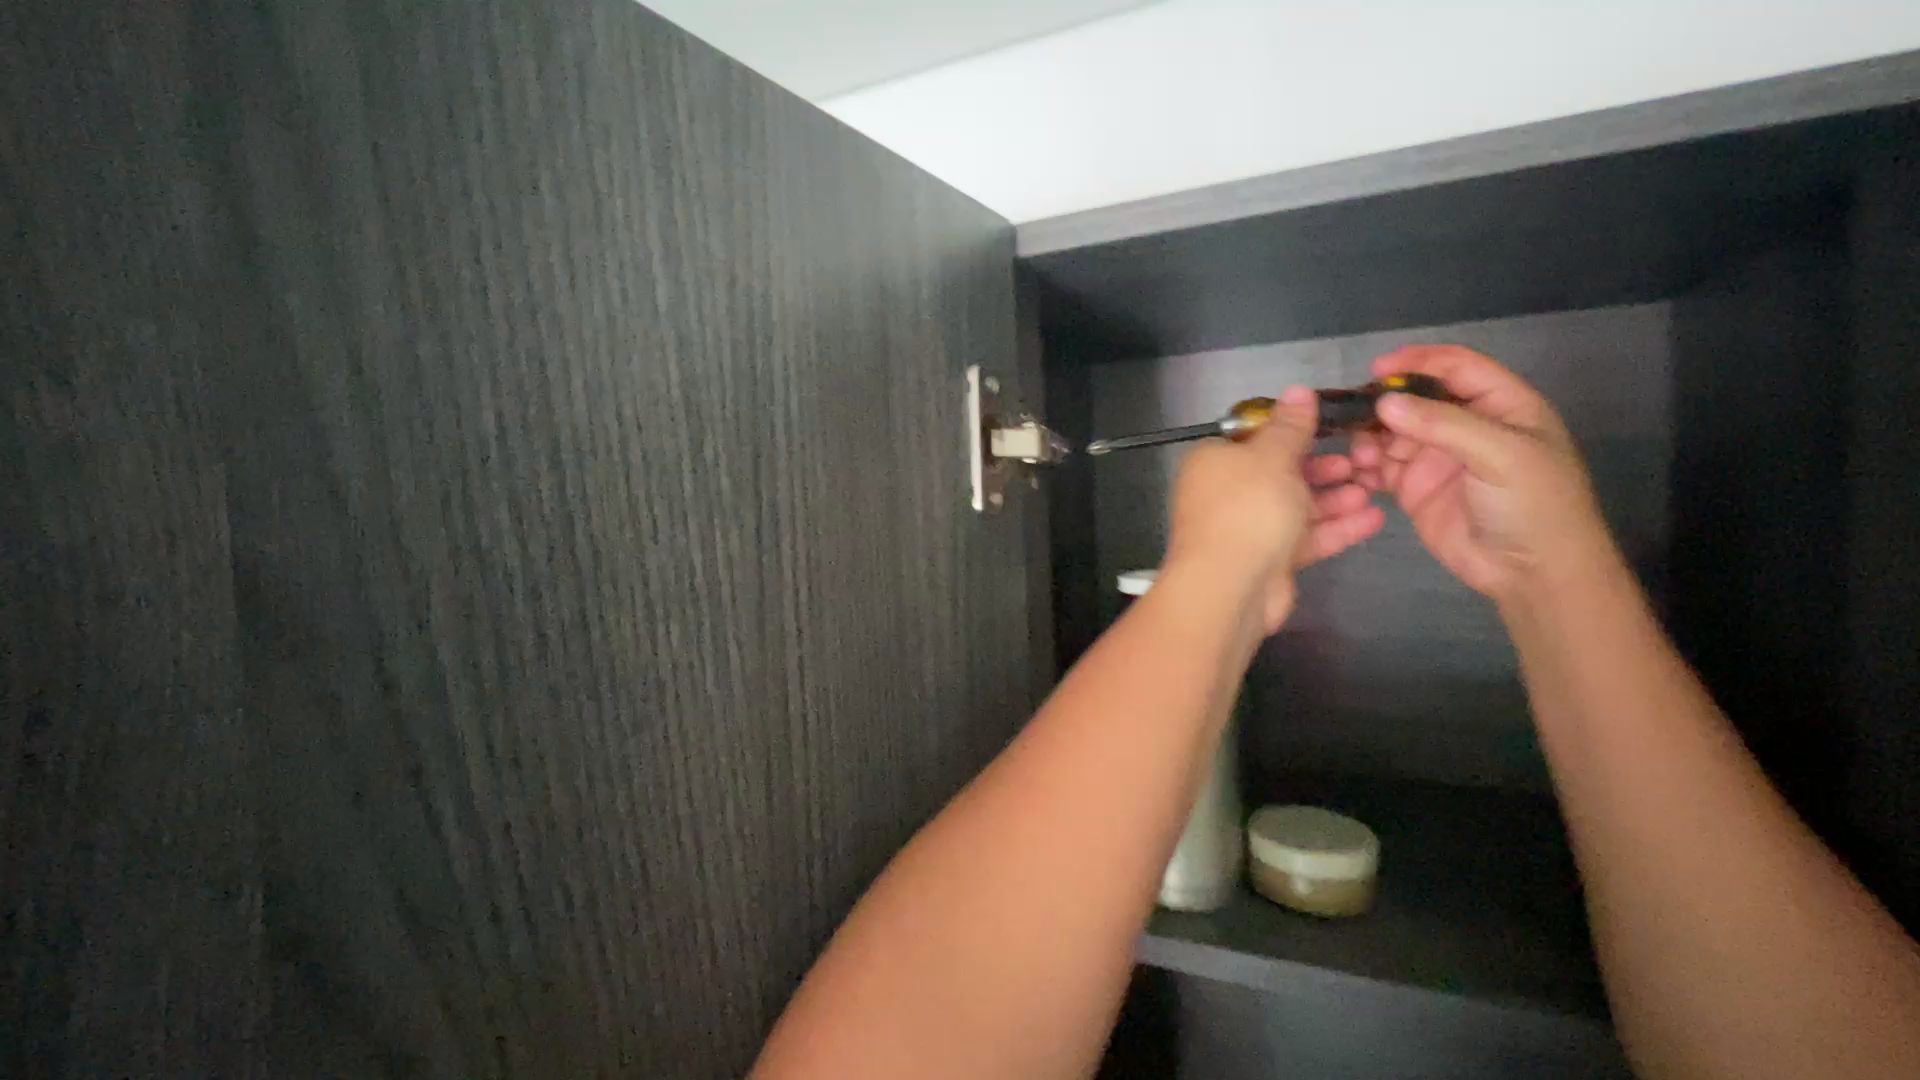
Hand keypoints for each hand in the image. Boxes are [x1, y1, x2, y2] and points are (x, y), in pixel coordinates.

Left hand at [1164, 386, 1385, 633]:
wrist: (1230, 587)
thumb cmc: (1247, 508)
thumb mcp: (1272, 456)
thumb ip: (1290, 426)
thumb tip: (1297, 390)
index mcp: (1214, 461)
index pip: (1252, 437)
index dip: (1289, 430)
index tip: (1328, 425)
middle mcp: (1225, 493)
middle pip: (1278, 473)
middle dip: (1321, 467)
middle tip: (1357, 459)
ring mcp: (1246, 528)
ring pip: (1295, 506)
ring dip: (1334, 498)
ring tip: (1371, 488)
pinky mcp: (1268, 560)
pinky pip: (1305, 538)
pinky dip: (1336, 529)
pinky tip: (1373, 520)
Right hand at [1350, 346, 1616, 601]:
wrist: (1531, 571)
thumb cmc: (1533, 503)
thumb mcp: (1500, 454)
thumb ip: (1442, 424)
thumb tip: (1384, 403)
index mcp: (1500, 405)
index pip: (1456, 367)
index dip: (1418, 361)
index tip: (1378, 368)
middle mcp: (1465, 426)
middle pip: (1415, 398)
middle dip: (1384, 403)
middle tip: (1355, 414)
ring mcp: (1437, 457)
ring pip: (1392, 432)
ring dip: (1371, 437)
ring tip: (1361, 455)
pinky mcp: (1415, 488)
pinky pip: (1382, 467)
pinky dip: (1365, 466)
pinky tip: (1358, 472)